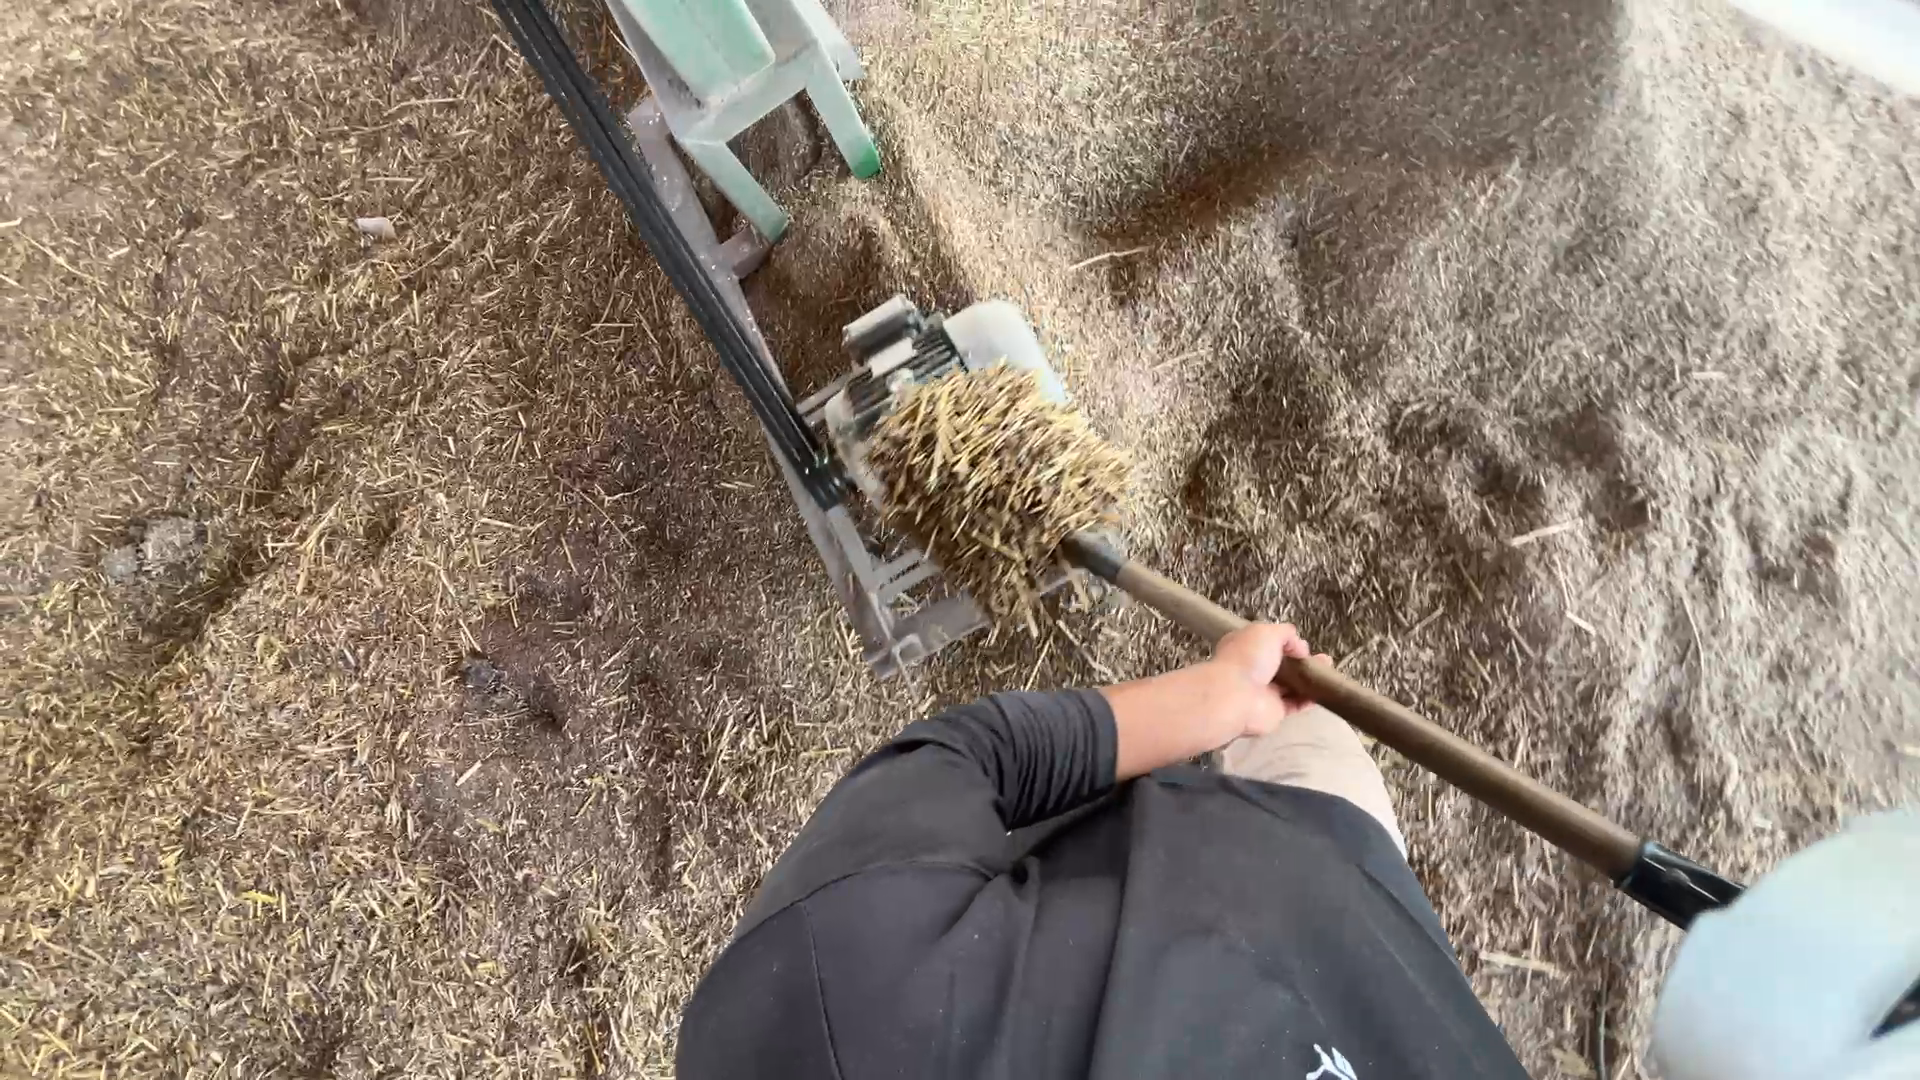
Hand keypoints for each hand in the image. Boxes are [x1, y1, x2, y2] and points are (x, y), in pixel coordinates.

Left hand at [1204, 622, 1332, 739]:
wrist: (1235, 696)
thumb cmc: (1247, 658)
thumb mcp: (1266, 632)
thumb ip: (1285, 634)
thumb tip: (1300, 647)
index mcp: (1244, 647)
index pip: (1266, 643)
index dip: (1284, 642)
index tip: (1300, 644)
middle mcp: (1252, 668)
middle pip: (1281, 665)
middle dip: (1301, 662)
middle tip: (1323, 659)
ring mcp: (1262, 691)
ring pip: (1291, 685)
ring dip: (1309, 679)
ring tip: (1328, 672)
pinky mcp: (1274, 711)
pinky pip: (1295, 704)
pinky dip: (1309, 699)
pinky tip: (1323, 691)